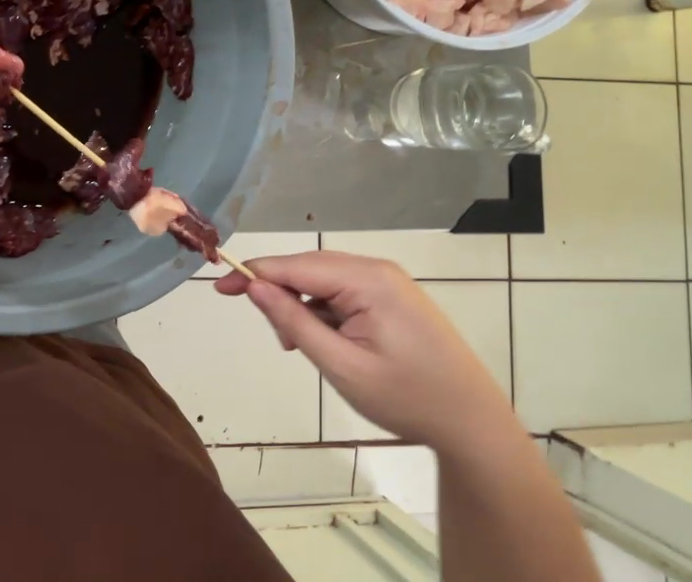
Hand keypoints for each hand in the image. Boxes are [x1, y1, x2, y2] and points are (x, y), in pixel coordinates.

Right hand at [216, 251, 516, 450]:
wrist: (473, 424)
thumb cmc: (406, 398)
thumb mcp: (340, 365)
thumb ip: (294, 321)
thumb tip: (254, 286)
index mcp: (367, 280)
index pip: (293, 265)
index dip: (252, 274)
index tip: (218, 288)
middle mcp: (377, 269)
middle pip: (307, 268)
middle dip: (280, 295)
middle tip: (279, 341)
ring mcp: (388, 281)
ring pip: (322, 279)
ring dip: (303, 306)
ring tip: (305, 347)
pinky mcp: (393, 296)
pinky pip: (342, 290)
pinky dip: (324, 311)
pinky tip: (328, 341)